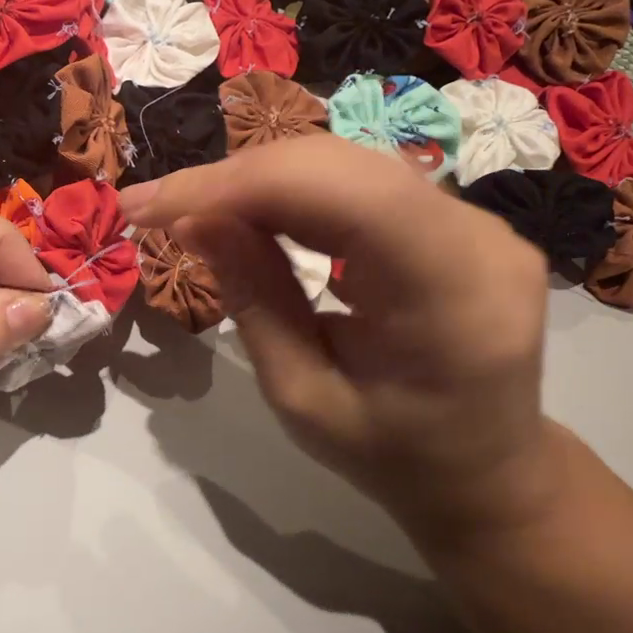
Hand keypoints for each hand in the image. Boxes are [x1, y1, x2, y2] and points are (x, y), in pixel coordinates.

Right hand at [119, 135, 562, 543]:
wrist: (484, 470)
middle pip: (340, 165)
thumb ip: (255, 301)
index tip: (149, 207)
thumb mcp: (302, 396)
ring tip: (184, 209)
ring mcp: (473, 220)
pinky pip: (356, 181)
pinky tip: (240, 211)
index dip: (241, 185)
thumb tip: (194, 220)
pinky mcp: (452, 218)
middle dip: (234, 178)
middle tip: (152, 207)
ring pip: (343, 161)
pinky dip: (286, 189)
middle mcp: (478, 238)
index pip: (346, 197)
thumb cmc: (390, 454)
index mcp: (452, 295)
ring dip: (253, 179)